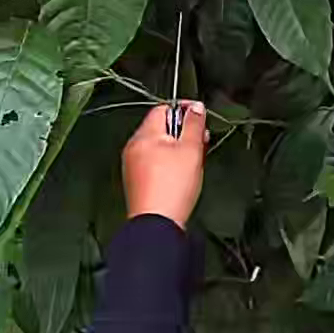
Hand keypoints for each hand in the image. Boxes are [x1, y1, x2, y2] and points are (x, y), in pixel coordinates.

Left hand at [123, 101, 206, 227]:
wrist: (158, 224)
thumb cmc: (172, 188)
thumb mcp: (191, 149)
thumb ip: (194, 124)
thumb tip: (195, 107)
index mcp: (144, 135)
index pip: (163, 109)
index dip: (184, 110)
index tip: (199, 117)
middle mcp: (134, 147)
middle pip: (160, 127)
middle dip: (183, 131)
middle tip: (200, 142)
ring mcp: (133, 165)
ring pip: (158, 145)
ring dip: (178, 148)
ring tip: (193, 161)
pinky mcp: (137, 180)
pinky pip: (154, 162)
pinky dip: (169, 162)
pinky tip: (181, 175)